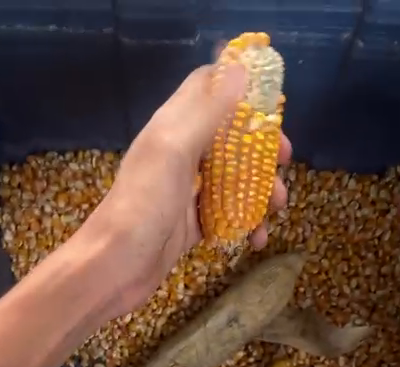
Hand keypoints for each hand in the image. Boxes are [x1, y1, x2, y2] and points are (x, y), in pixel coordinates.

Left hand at [76, 62, 290, 317]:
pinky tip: (256, 239)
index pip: (208, 88)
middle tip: (284, 161)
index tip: (272, 104)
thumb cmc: (144, 204)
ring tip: (279, 208)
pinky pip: (226, 217)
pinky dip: (245, 224)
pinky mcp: (191, 225)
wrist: (116, 265)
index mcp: (174, 126)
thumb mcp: (175, 149)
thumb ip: (208, 111)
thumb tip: (239, 68)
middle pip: (229, 136)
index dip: (240, 89)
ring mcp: (186, 191)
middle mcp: (180, 153)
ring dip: (259, 190)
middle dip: (260, 147)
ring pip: (232, 179)